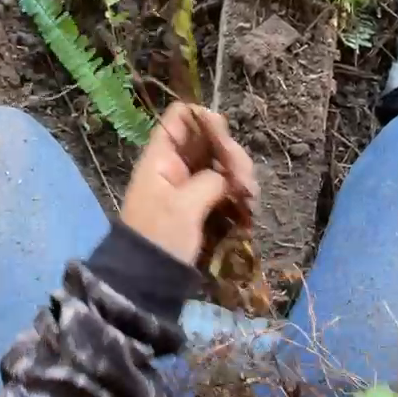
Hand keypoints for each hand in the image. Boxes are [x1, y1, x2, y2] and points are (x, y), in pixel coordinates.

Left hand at [120, 103, 257, 264]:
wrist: (147, 279)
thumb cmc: (160, 237)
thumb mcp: (183, 207)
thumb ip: (208, 181)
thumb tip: (226, 177)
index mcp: (161, 157)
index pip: (180, 117)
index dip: (204, 120)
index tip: (225, 142)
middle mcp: (175, 164)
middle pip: (209, 140)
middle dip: (232, 154)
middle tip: (245, 180)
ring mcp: (188, 184)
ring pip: (220, 163)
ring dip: (240, 174)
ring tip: (250, 197)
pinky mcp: (200, 204)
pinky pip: (224, 186)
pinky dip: (237, 192)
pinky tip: (248, 207)